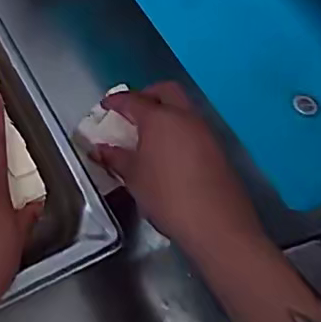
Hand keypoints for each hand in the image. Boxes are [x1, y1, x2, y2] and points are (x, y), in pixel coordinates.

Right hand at [91, 81, 264, 256]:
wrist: (220, 230)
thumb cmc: (168, 197)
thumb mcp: (133, 177)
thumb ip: (115, 158)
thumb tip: (100, 150)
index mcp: (159, 118)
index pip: (132, 99)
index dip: (115, 101)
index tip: (105, 107)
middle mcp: (184, 118)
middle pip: (166, 91)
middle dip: (147, 95)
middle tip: (132, 111)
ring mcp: (206, 135)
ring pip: (184, 109)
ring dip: (166, 113)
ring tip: (150, 135)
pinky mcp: (220, 153)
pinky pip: (194, 130)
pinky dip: (179, 132)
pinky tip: (170, 154)